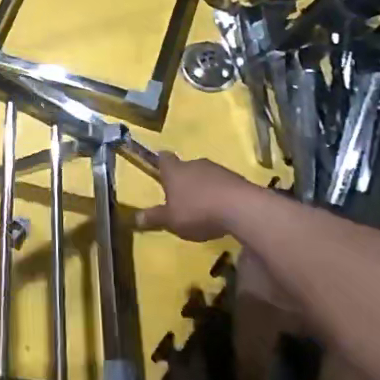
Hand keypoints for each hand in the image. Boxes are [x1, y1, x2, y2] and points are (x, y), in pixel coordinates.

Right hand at [134, 151, 257, 240]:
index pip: (163, 159)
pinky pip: (224, 185)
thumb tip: (136, 218)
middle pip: (186, 167)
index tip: (160, 169)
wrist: (243, 209)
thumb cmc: (198, 211)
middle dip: (183, 179)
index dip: (161, 163)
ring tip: (203, 206)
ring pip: (206, 175)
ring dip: (204, 187)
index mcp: (174, 171)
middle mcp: (195, 164)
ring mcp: (219, 170)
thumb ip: (154, 218)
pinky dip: (221, 194)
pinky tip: (222, 209)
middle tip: (181, 196)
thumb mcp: (171, 220)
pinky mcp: (239, 180)